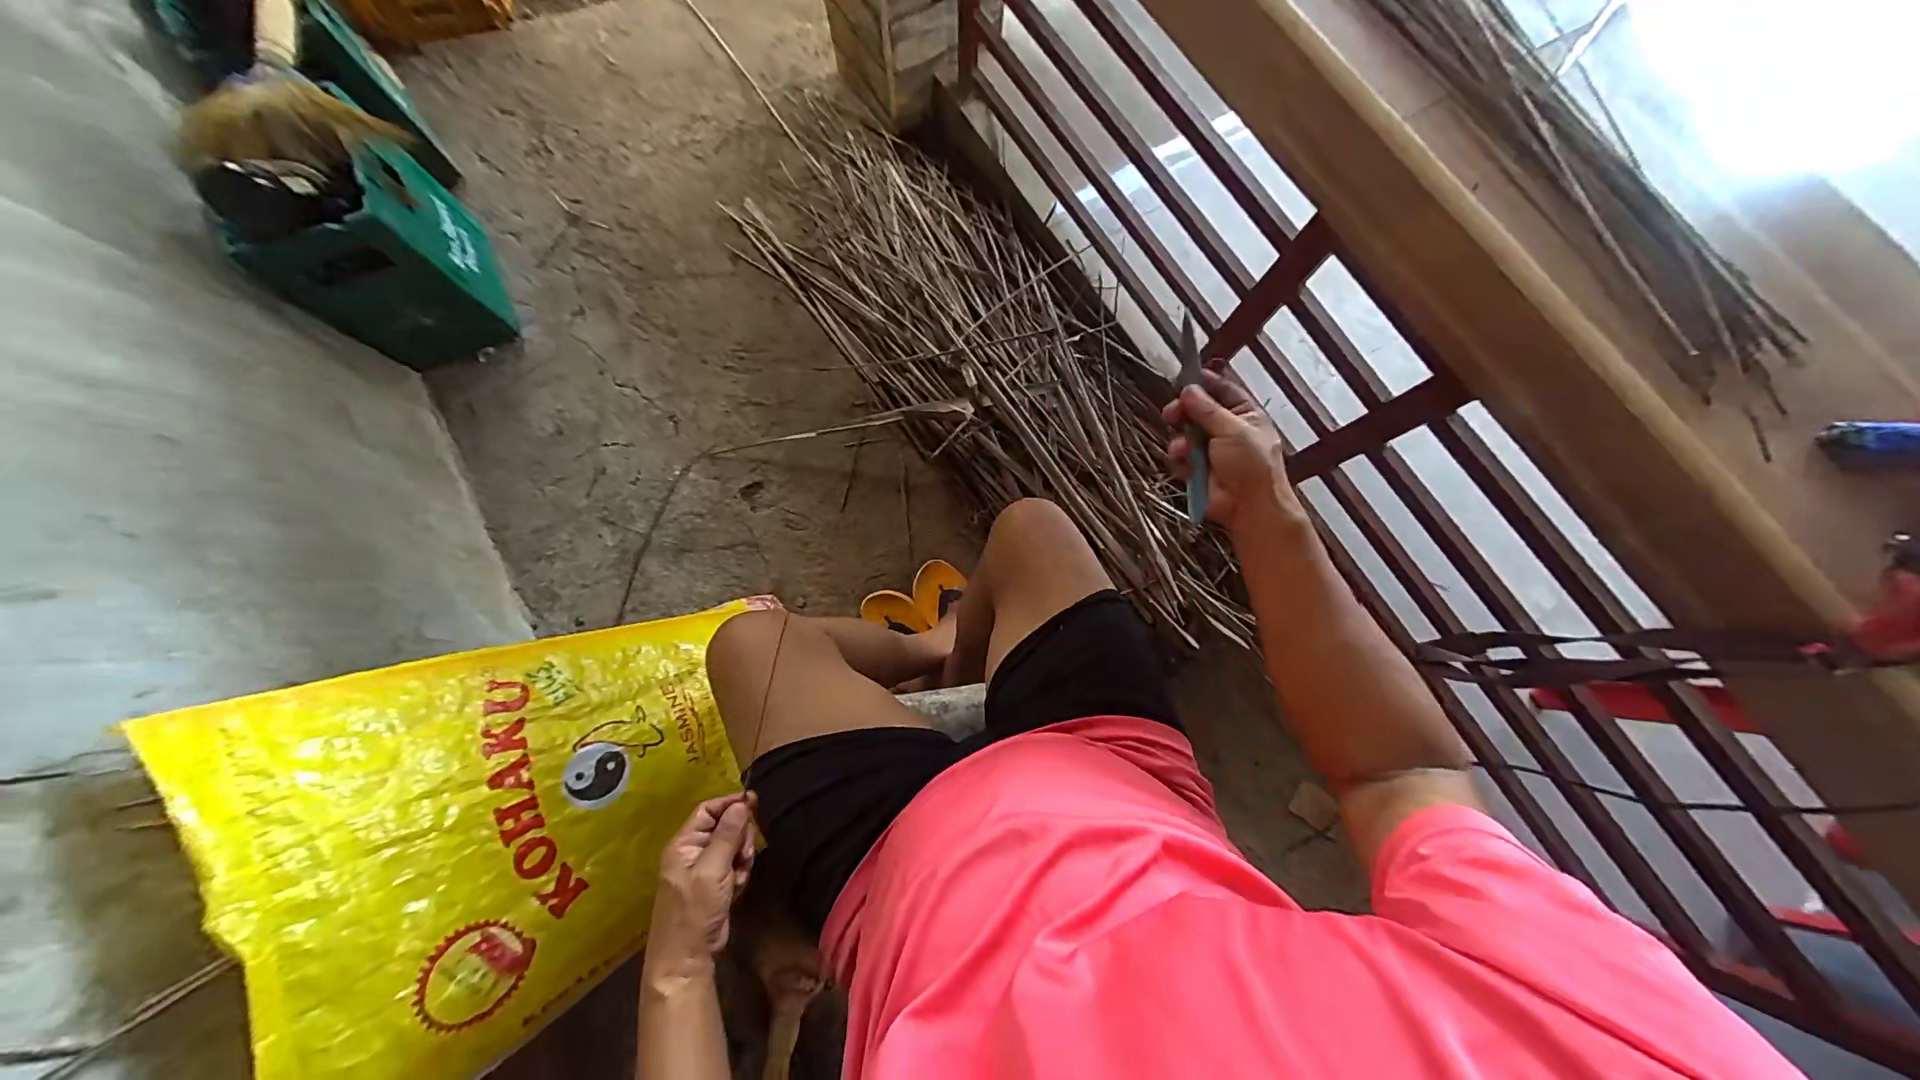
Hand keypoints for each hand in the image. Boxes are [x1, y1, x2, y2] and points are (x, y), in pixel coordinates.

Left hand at [647, 793, 755, 972]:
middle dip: (740, 838)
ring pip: (735, 846)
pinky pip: (736, 864)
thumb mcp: (712, 869)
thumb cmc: (694, 911)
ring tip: (736, 878)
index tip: (754, 802)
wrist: (688, 959)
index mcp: (683, 844)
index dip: (730, 804)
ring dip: (742, 859)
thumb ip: (728, 833)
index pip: (708, 810)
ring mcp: (705, 868)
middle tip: (743, 855)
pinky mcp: (716, 882)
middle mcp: (693, 851)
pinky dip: (740, 874)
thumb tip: (743, 801)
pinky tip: (735, 889)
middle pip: (726, 826)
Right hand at [1163, 370, 1296, 532]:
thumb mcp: (1233, 430)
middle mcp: (1225, 429)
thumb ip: (1207, 409)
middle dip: (1183, 413)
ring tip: (1183, 449)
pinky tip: (1185, 464)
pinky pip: (1180, 457)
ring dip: (1180, 440)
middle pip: (1196, 411)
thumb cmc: (1251, 465)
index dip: (1203, 383)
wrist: (1249, 506)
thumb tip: (1188, 389)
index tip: (1184, 378)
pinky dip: (1180, 460)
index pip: (1221, 390)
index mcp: (1244, 415)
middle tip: (1171, 414)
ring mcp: (1210, 450)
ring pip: (1183, 434)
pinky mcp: (1196, 469)